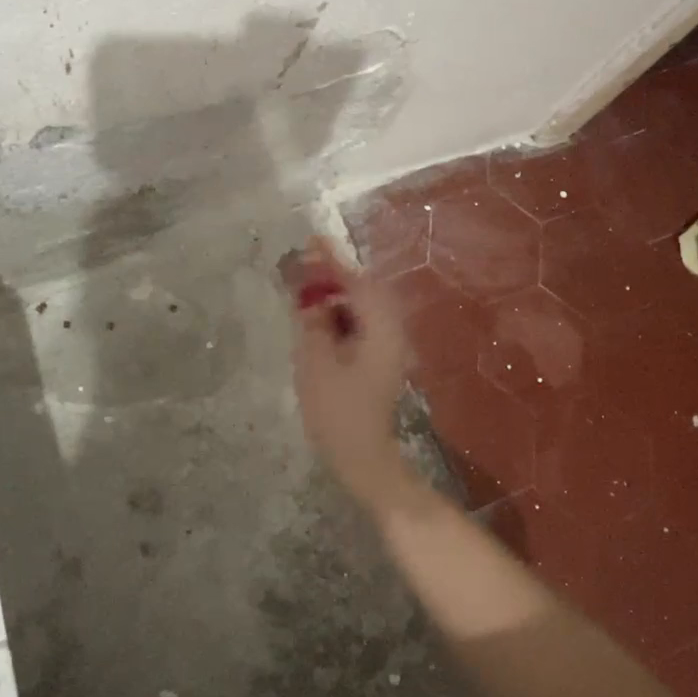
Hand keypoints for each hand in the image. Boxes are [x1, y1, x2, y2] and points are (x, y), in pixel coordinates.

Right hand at [290, 237, 411, 498]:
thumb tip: (309, 293)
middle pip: (365, 291)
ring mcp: (389, 349)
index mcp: (380, 330)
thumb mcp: (315, 363)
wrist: (362, 458)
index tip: (313, 239)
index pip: (356, 283)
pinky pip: (363, 325)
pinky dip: (343, 315)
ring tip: (307, 289)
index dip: (333, 261)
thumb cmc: (337, 412)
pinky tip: (320, 319)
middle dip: (336, 275)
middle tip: (305, 263)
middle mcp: (392, 333)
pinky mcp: (380, 362)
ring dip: (339, 295)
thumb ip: (312, 321)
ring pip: (364, 308)